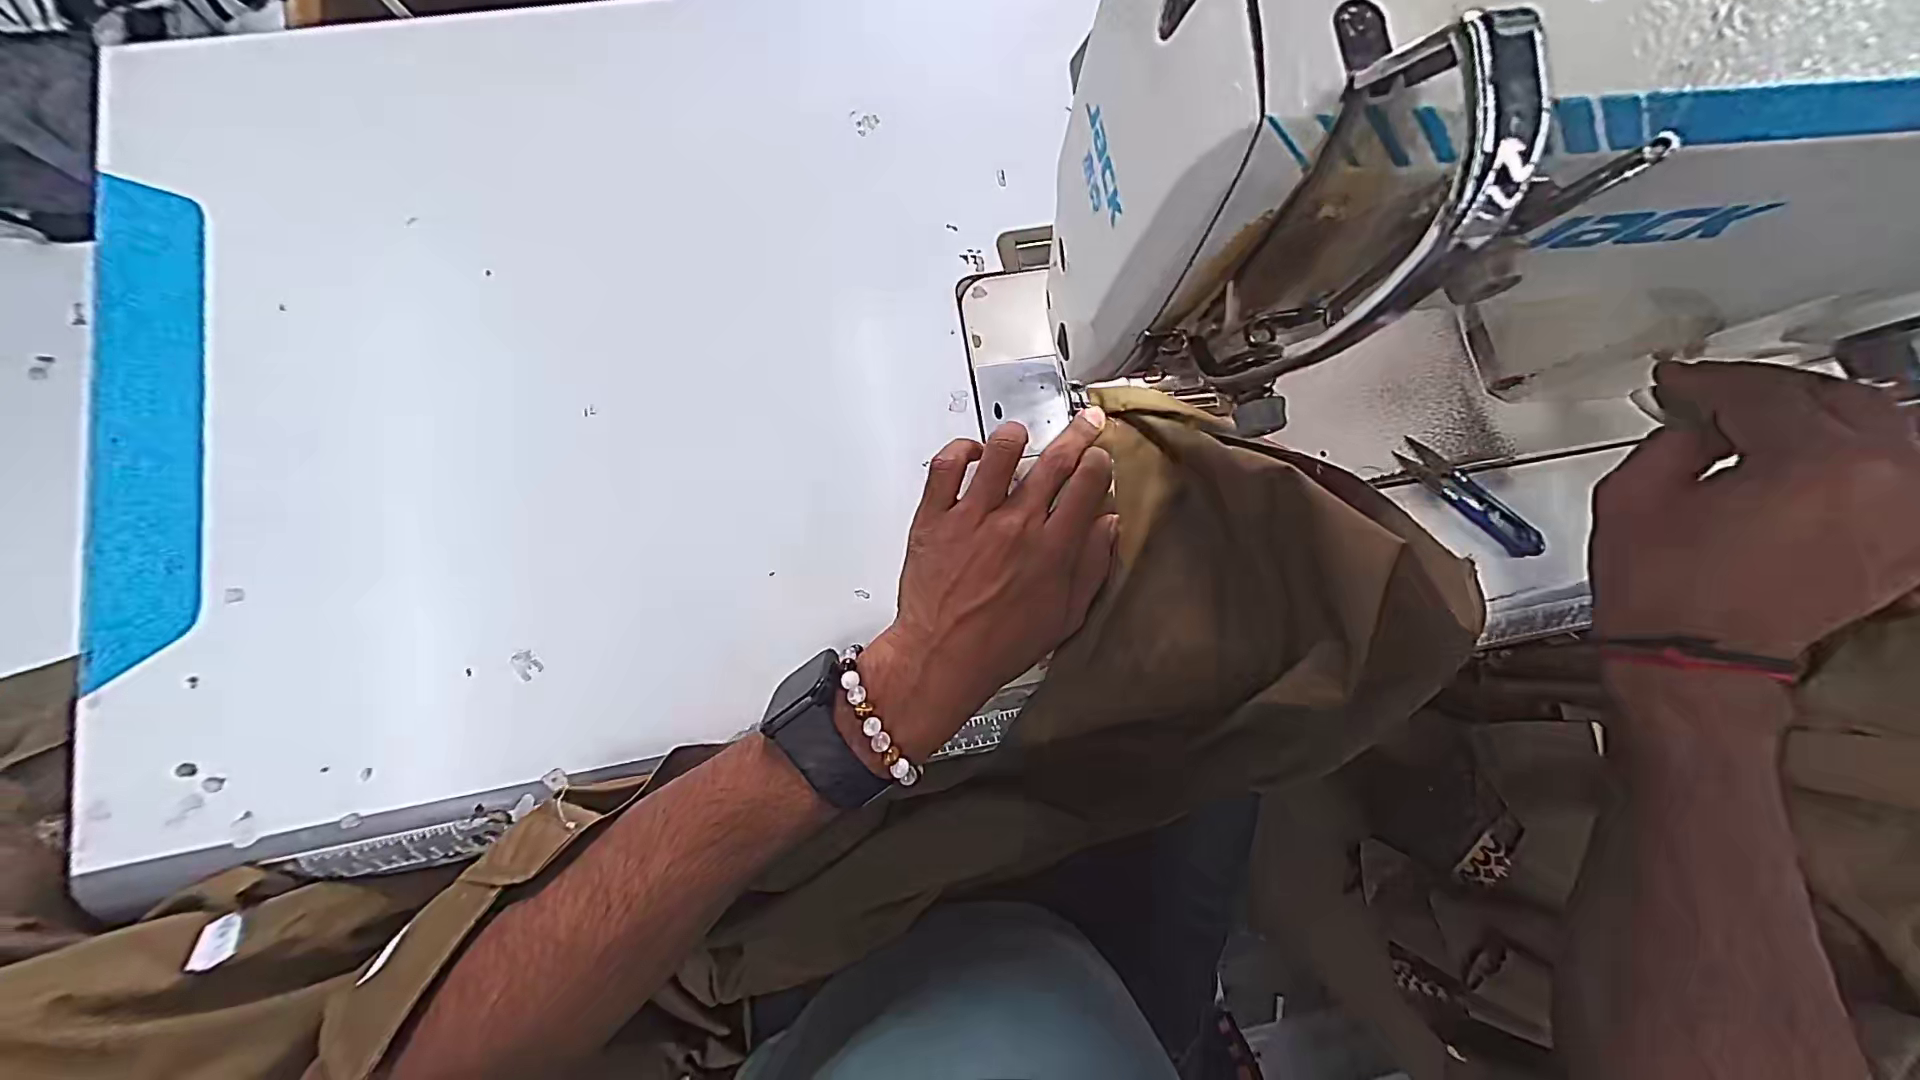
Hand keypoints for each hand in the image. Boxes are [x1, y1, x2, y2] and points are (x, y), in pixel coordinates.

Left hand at [848, 411, 1118, 764]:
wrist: (942, 657)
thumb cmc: (999, 644)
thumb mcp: (1065, 616)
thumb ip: (1092, 567)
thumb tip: (1108, 526)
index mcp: (1052, 550)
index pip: (1087, 484)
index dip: (1099, 462)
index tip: (1099, 457)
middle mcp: (1015, 526)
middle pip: (1054, 461)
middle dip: (1077, 434)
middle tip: (1084, 424)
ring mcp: (972, 518)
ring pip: (1000, 452)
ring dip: (1016, 436)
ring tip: (1021, 434)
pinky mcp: (934, 519)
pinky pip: (945, 467)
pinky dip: (959, 450)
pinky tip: (970, 452)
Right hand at [1591, 361, 1919, 665]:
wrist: (1693, 652)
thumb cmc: (1662, 588)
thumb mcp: (1632, 496)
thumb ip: (1673, 442)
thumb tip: (1701, 425)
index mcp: (1812, 464)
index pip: (1762, 393)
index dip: (1708, 381)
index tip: (1681, 380)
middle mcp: (1886, 479)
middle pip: (1835, 398)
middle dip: (1765, 392)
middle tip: (1715, 396)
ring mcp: (1911, 510)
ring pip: (1883, 424)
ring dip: (1819, 413)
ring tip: (1767, 419)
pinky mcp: (1913, 537)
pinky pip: (1903, 470)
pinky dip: (1862, 451)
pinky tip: (1821, 451)